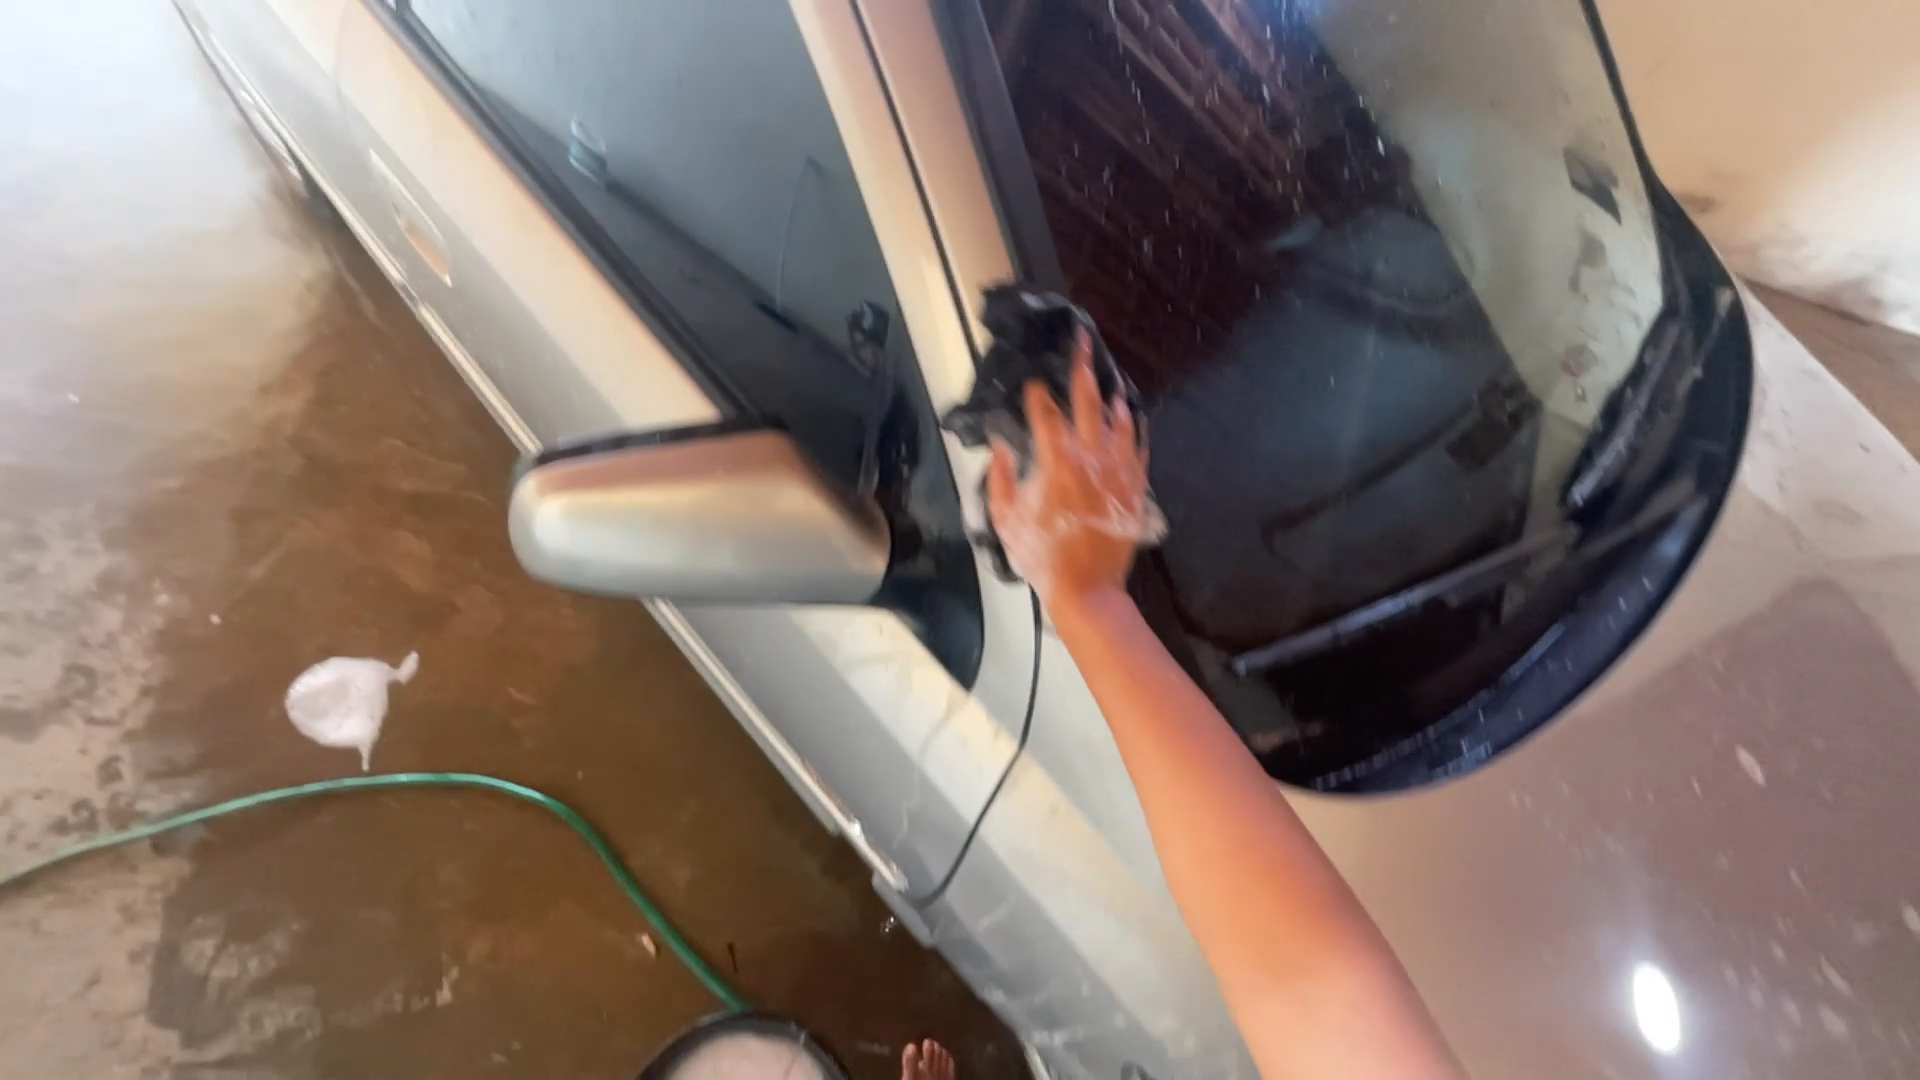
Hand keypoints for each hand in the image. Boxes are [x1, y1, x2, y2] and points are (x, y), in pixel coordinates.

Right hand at [986, 328, 1156, 614]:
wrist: (1086, 588)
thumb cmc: (1042, 555)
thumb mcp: (1006, 519)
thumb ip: (1000, 478)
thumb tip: (1000, 446)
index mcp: (1057, 462)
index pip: (1046, 414)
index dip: (1037, 395)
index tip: (1032, 385)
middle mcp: (1091, 458)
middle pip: (1088, 402)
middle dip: (1082, 368)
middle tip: (1082, 341)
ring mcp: (1118, 471)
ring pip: (1120, 421)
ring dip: (1113, 397)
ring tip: (1109, 380)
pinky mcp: (1135, 487)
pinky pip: (1139, 449)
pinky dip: (1135, 430)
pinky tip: (1131, 419)